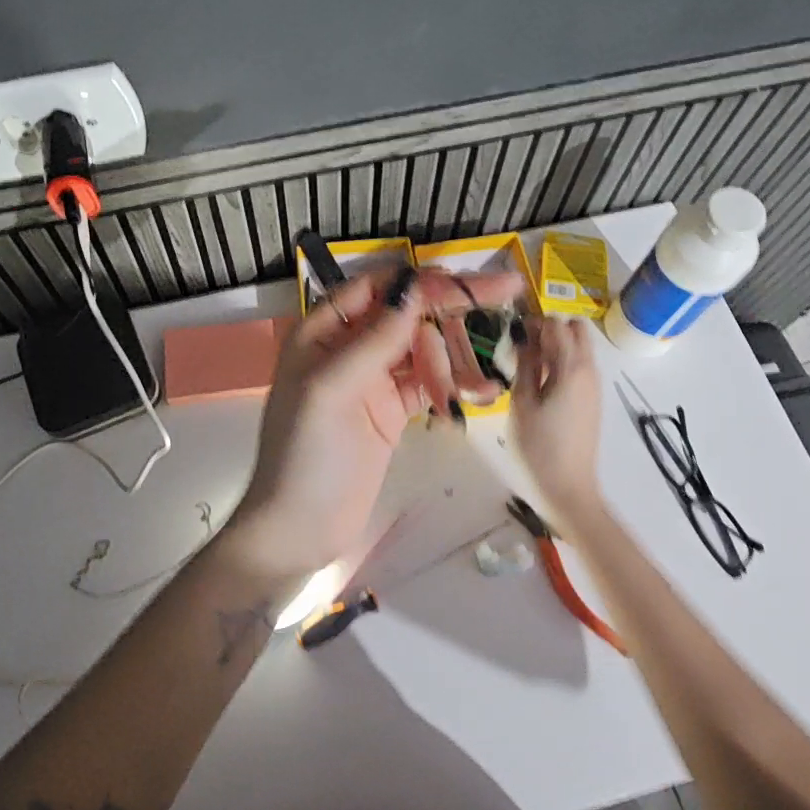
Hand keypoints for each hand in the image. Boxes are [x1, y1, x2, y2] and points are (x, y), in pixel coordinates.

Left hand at [225, 267, 524, 578]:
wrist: (300, 528)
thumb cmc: (304, 455)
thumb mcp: (332, 389)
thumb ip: (374, 339)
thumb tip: (413, 289)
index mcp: (322, 332)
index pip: (378, 288)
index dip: (423, 280)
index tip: (470, 280)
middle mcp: (347, 347)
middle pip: (406, 312)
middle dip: (452, 306)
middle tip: (508, 293)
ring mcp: (371, 380)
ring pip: (423, 347)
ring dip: (456, 353)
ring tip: (486, 375)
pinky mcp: (390, 411)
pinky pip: (428, 383)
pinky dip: (452, 383)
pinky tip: (480, 391)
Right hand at [510, 316, 604, 514]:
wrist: (569, 485)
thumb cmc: (539, 445)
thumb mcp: (523, 403)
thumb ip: (526, 365)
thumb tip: (525, 339)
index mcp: (572, 368)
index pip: (557, 325)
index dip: (534, 322)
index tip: (513, 331)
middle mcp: (589, 370)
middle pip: (576, 330)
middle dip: (550, 329)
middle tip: (523, 345)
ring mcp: (593, 385)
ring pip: (579, 347)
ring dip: (556, 346)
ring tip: (527, 365)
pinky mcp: (591, 399)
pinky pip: (579, 366)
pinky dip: (561, 362)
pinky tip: (540, 381)